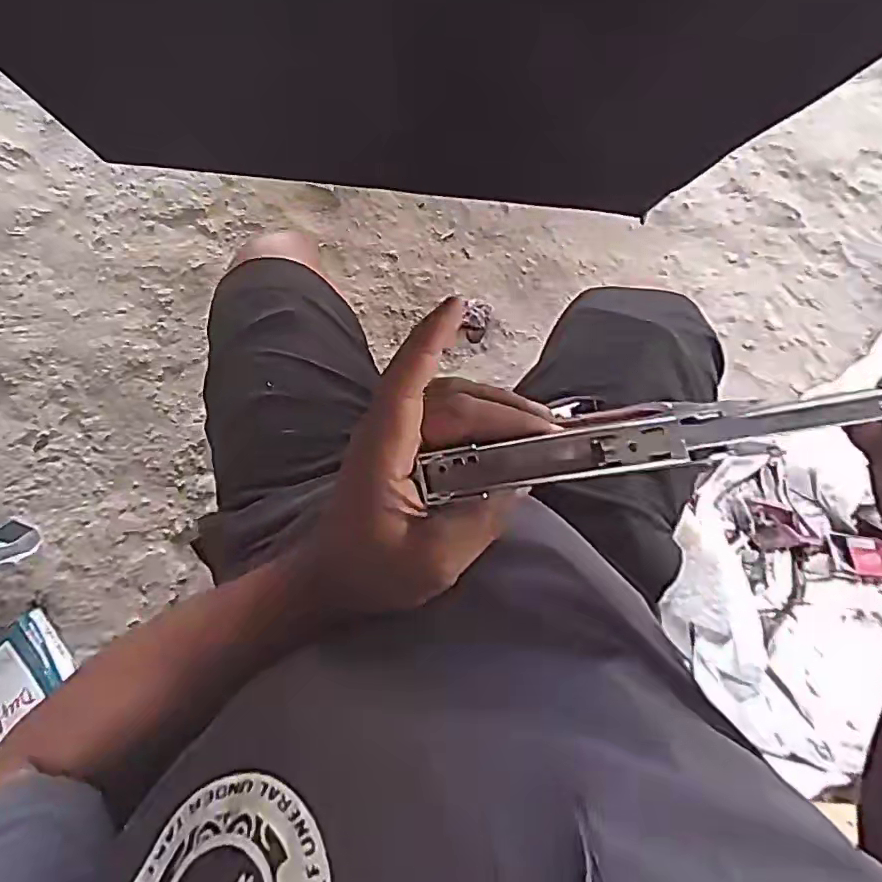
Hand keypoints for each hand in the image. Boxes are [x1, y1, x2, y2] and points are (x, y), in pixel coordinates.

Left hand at [291, 297, 558, 616]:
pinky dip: (479, 421)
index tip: (457, 304)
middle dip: (503, 407)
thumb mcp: (431, 560)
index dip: (431, 338)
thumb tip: (520, 484)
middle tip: (554, 433)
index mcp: (384, 447)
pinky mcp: (400, 449)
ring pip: (450, 404)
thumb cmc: (368, 571)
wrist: (327, 577)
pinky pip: (445, 421)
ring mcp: (391, 438)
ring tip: (540, 431)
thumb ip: (479, 522)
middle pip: (450, 398)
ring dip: (495, 410)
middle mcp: (386, 431)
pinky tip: (505, 437)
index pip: (408, 379)